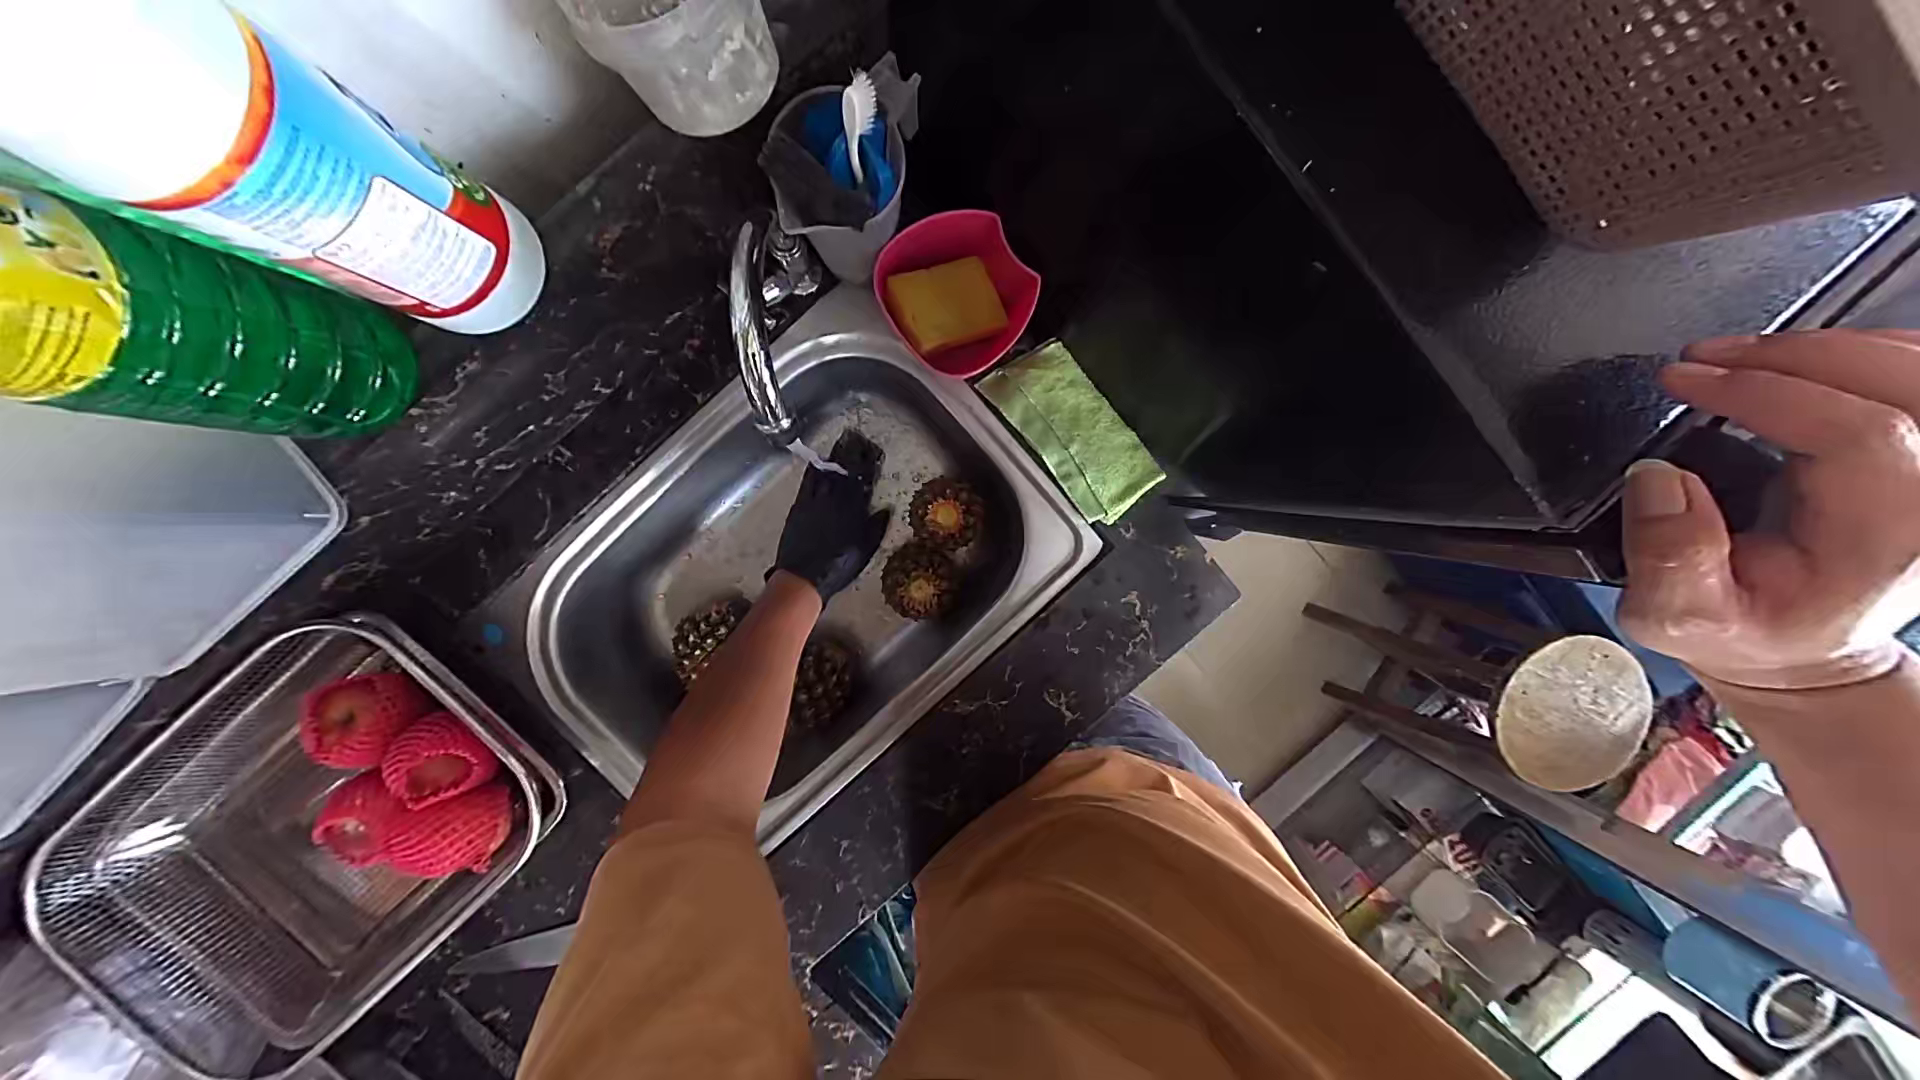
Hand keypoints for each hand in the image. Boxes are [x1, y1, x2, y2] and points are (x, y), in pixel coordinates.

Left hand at [770, 430, 888, 599]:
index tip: (873, 451)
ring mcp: (814, 501)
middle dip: (850, 454)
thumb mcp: (865, 549)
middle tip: (855, 439)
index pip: (862, 480)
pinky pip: (808, 482)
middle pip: (843, 472)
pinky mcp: (799, 506)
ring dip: (832, 457)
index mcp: (853, 510)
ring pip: (826, 473)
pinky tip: (817, 463)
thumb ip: (876, 526)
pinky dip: (814, 470)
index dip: (868, 464)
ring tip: (839, 444)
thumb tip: (885, 509)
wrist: (803, 577)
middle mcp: (834, 501)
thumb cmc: (838, 566)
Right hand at [1618, 330, 1919, 689]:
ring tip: (1741, 355)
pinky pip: (1919, 378)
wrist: (1799, 646)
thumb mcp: (1675, 616)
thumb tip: (1657, 476)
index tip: (1682, 380)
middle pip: (1914, 382)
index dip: (1765, 393)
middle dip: (1800, 353)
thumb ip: (1665, 554)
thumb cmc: (1743, 632)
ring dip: (1832, 347)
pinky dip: (1864, 355)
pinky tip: (1802, 362)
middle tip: (1709, 355)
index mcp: (1886, 538)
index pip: (1860, 432)